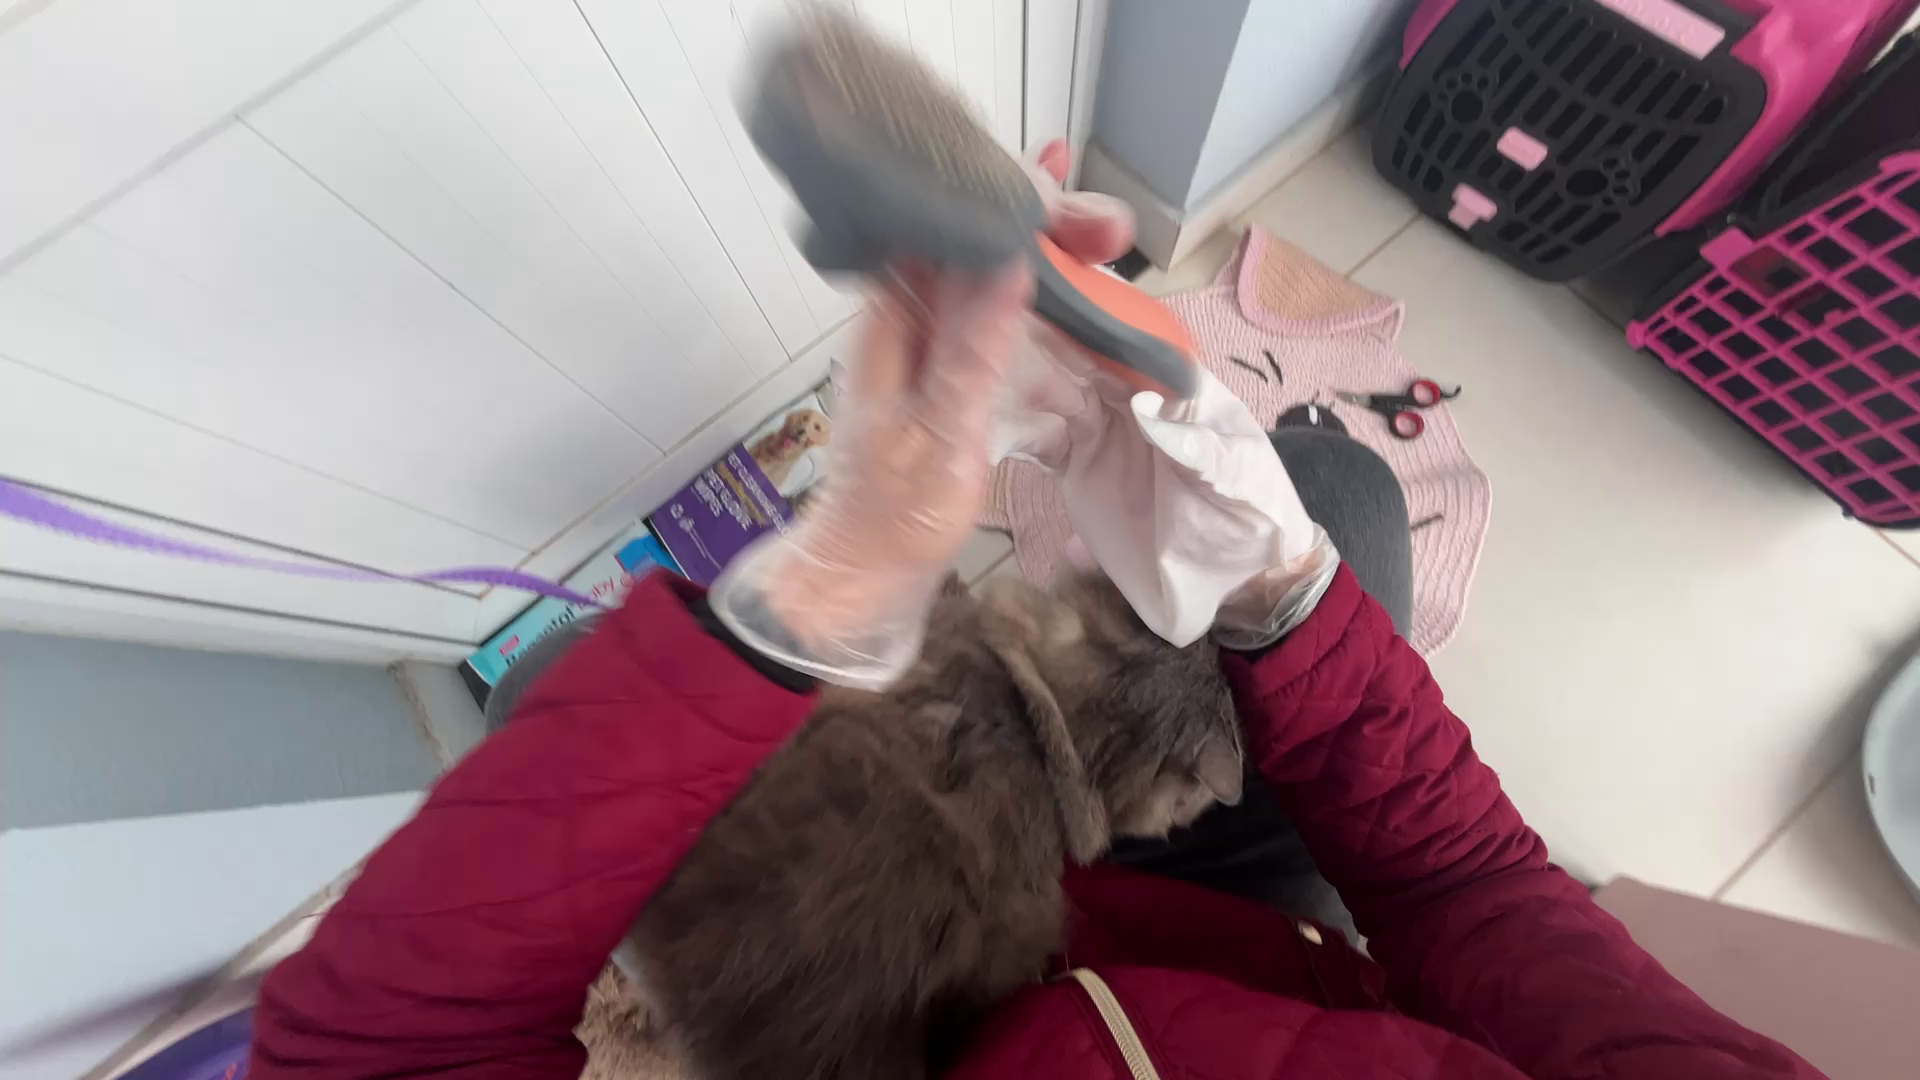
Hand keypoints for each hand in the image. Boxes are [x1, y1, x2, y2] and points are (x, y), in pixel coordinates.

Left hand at [711, 143, 1135, 686]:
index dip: (1002, 203)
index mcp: (891, 325)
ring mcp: (924, 350)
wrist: (868, 569)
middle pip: (968, 249)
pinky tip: (1064, 296)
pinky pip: (986, 321)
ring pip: (981, 282)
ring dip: (1038, 260)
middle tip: (1106, 229)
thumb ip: (973, 353)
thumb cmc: (896, 514)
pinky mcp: (942, 378)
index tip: (1064, 189)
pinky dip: (1027, 304)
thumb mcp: (940, 437)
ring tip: (1099, 243)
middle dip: (1035, 230)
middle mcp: (904, 325)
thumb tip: (1011, 265)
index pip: (942, 232)